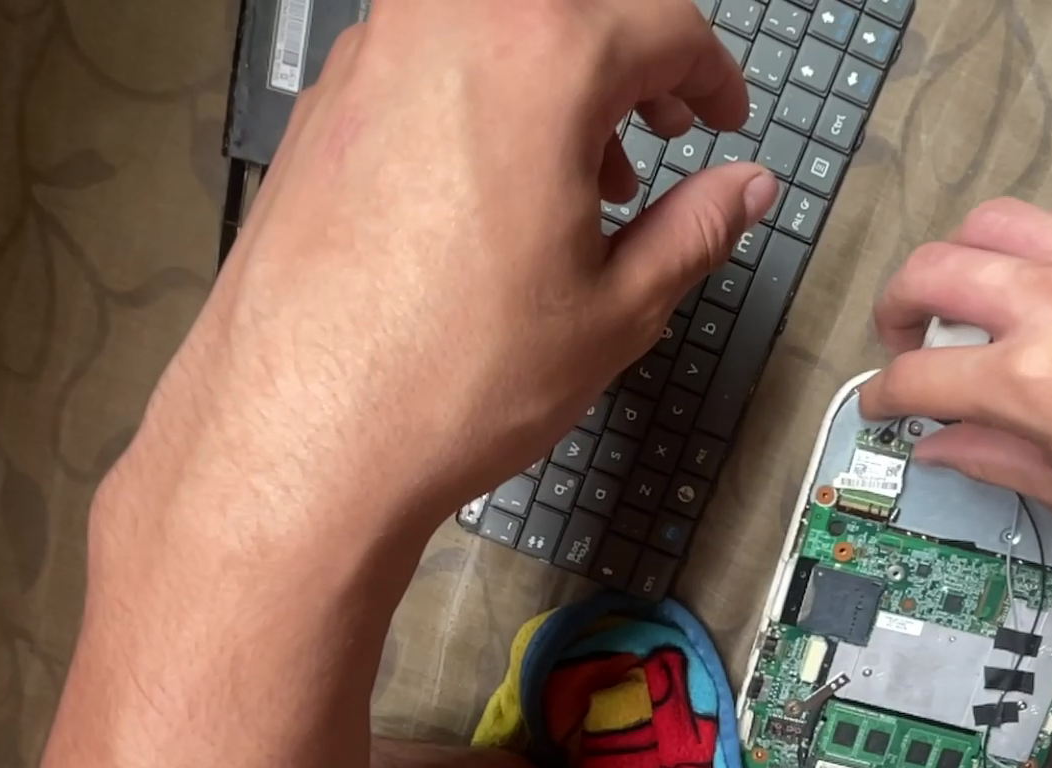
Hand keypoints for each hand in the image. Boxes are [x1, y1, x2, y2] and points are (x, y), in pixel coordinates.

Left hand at [108, 0, 776, 560]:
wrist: (305, 440)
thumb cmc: (463, 379)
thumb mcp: (618, 310)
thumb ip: (698, 230)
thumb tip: (746, 189)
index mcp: (537, 62)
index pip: (659, 25)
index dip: (710, 75)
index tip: (723, 118)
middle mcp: (444, 27)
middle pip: (572, 11)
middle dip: (634, 68)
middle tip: (662, 134)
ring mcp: (369, 60)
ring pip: (495, 32)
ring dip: (559, 88)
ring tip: (582, 183)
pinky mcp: (325, 111)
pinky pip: (431, 69)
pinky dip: (488, 103)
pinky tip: (498, 195)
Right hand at [856, 199, 1051, 578]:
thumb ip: (997, 458)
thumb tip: (945, 445)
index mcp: (1040, 379)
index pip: (918, 376)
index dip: (881, 396)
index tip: (880, 405)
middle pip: (933, 270)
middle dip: (895, 309)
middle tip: (904, 343)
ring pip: (994, 222)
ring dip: (959, 262)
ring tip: (971, 306)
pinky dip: (1034, 249)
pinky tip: (1049, 290)